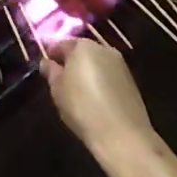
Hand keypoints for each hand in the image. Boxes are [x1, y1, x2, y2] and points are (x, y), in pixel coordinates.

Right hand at [41, 37, 154, 155]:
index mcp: (83, 46)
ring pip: (97, 62)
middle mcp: (104, 48)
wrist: (121, 132)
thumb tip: (47, 62)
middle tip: (60, 77)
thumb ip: (51, 72)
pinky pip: (109, 74)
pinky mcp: (130, 79)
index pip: (63, 44)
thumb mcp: (58, 90)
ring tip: (77, 89)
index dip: (52, 52)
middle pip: (82, 51)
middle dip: (71, 61)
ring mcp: (120, 63)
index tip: (45, 62)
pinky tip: (95, 97)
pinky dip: (100, 80)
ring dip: (87, 70)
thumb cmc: (82, 107)